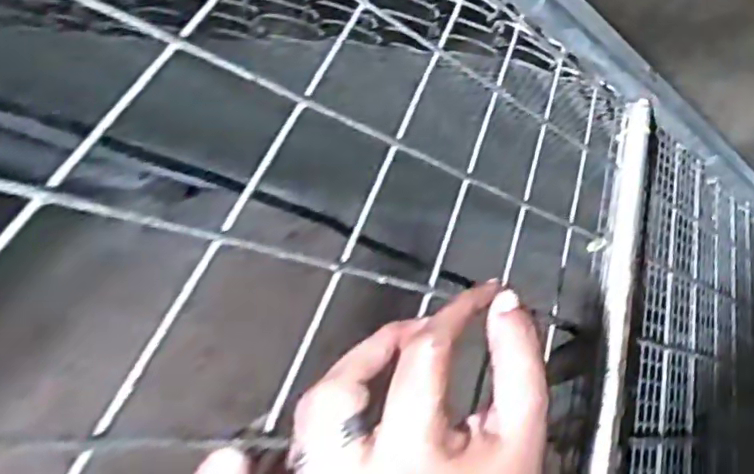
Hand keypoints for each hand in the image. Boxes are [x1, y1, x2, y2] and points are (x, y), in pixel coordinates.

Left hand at [196, 281, 547, 473]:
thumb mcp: (525, 426)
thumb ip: (519, 358)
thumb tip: (504, 303)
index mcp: (412, 448)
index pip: (426, 351)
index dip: (458, 309)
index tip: (485, 296)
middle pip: (341, 391)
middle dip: (387, 340)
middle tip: (428, 327)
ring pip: (296, 436)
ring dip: (337, 383)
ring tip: (383, 360)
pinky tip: (228, 457)